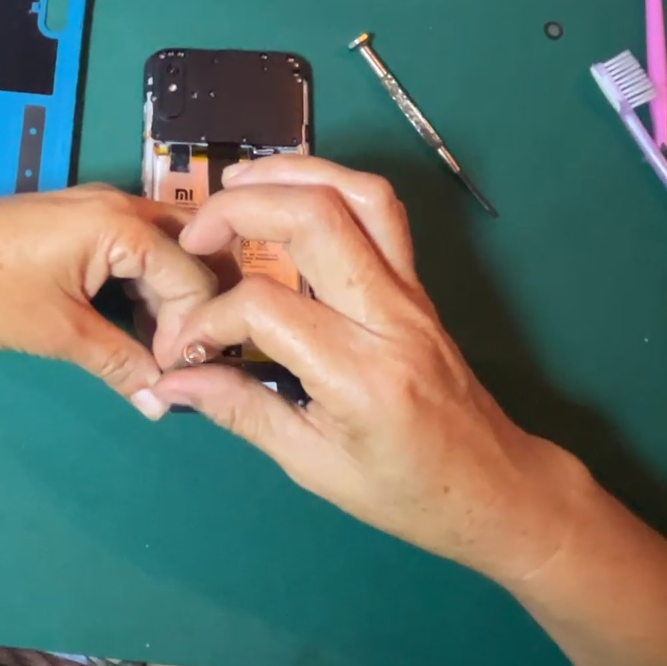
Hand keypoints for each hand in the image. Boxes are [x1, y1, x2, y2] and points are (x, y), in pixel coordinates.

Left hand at [0, 187, 216, 418]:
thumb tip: (163, 403)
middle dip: (192, 302)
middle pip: (185, 250)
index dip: (193, 329)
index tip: (174, 373)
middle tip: (183, 352)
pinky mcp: (71, 220)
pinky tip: (130, 318)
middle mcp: (115, 202)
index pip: (191, 276)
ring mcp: (91, 206)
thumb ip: (121, 364)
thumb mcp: (60, 333)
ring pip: (157, 247)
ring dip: (166, 294)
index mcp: (121, 221)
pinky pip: (127, 245)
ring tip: (158, 344)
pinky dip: (139, 281)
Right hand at [149, 156, 594, 582]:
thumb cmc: (403, 491)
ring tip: (235, 182)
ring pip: (356, 195)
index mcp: (360, 375)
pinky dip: (328, 183)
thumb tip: (170, 380)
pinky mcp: (416, 282)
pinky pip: (379, 209)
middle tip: (195, 235)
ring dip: (289, 174)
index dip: (208, 317)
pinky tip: (289, 193)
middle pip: (314, 219)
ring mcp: (410, 291)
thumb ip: (239, 411)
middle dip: (239, 210)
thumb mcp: (311, 465)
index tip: (185, 345)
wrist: (495, 488)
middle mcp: (389, 317)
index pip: (264, 307)